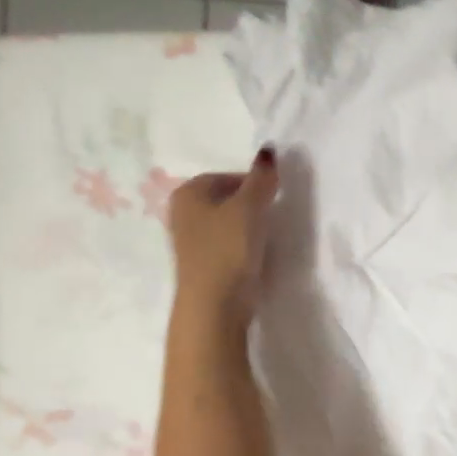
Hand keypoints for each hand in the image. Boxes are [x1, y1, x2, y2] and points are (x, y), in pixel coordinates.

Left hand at [166, 149, 278, 317]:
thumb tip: (269, 151)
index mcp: (188, 191)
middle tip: (273, 220)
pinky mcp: (200, 264)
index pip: (228, 176)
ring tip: (265, 241)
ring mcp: (188, 240)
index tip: (275, 200)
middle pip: (225, 199)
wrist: (214, 304)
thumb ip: (261, 179)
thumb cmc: (228, 249)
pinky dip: (240, 247)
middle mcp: (181, 211)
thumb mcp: (250, 209)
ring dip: (246, 228)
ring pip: (225, 223)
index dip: (254, 185)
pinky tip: (253, 259)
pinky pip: (225, 245)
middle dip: (250, 206)